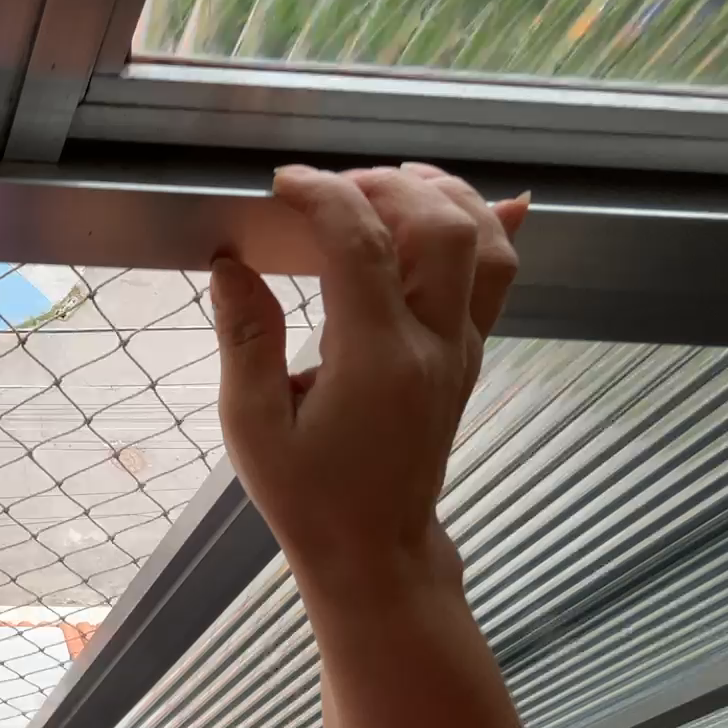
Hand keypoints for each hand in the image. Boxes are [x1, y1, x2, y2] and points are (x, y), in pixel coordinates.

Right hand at [209, 163, 528, 597]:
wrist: (371, 545)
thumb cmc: (302, 490)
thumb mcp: (251, 422)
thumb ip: (244, 338)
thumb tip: (227, 266)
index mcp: (374, 358)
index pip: (360, 247)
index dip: (322, 198)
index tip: (280, 182)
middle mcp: (434, 342)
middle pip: (441, 226)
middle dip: (383, 185)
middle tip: (325, 187)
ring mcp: (462, 347)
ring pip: (485, 242)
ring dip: (440, 195)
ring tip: (384, 182)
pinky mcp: (467, 356)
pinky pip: (500, 276)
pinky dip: (490, 226)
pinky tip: (478, 202)